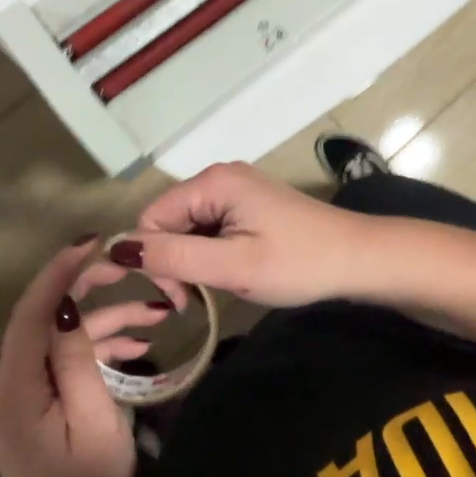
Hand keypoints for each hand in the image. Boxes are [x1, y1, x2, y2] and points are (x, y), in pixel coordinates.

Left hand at [0, 238, 153, 476]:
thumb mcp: (94, 420)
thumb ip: (77, 359)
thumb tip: (66, 304)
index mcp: (14, 389)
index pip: (31, 313)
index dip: (59, 271)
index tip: (92, 239)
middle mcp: (8, 385)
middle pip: (44, 317)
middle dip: (87, 286)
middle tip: (130, 265)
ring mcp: (21, 396)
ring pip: (61, 338)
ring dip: (105, 321)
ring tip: (157, 311)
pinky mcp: (36, 405)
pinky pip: (63, 362)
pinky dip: (97, 348)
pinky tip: (137, 344)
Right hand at [111, 161, 374, 307]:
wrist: (356, 257)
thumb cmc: (297, 263)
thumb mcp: (232, 266)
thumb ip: (175, 255)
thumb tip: (119, 247)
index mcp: (213, 182)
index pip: (151, 218)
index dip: (153, 259)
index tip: (178, 297)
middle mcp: (220, 176)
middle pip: (167, 219)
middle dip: (172, 260)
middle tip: (195, 300)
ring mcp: (237, 188)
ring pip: (188, 226)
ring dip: (191, 259)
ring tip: (215, 288)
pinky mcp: (250, 203)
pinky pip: (210, 226)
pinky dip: (210, 252)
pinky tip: (228, 272)